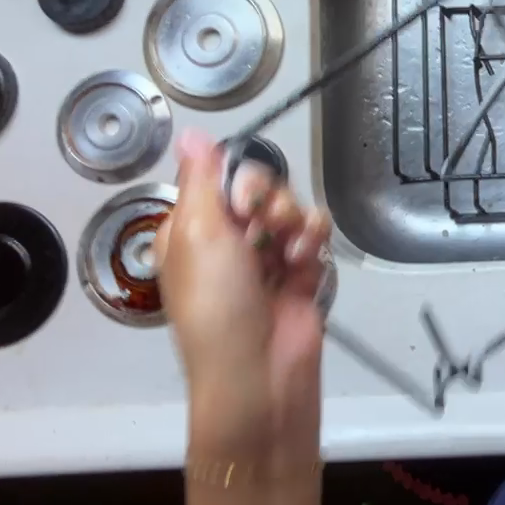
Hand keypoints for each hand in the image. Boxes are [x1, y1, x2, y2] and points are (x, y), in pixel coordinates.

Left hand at [154, 130, 332, 470]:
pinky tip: (306, 261)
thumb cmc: (217, 305)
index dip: (239, 183)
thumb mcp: (198, 235)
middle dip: (272, 203)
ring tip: (289, 254)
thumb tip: (190, 133)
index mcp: (191, 230)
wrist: (260, 371)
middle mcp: (228, 239)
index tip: (242, 205)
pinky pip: (315, 233)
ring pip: (292, 208)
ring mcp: (267, 255)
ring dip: (295, 224)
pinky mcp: (301, 269)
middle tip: (265, 229)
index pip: (220, 178)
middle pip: (262, 189)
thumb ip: (201, 180)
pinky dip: (314, 242)